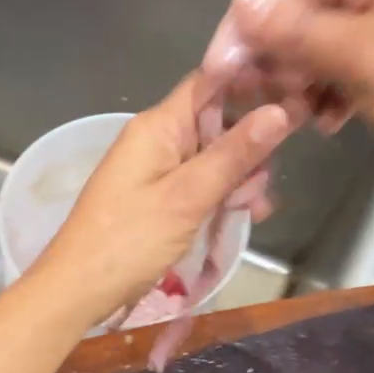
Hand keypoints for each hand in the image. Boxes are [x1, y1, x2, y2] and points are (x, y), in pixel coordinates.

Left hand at [24, 75, 292, 326]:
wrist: (75, 292)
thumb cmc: (126, 243)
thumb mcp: (186, 198)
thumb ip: (234, 154)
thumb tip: (282, 109)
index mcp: (158, 126)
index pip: (213, 80)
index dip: (256, 81)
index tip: (298, 96)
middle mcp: (156, 140)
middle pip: (219, 121)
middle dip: (251, 146)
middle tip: (262, 185)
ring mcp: (154, 171)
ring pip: (213, 157)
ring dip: (239, 178)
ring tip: (252, 210)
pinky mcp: (155, 200)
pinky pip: (197, 185)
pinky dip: (220, 197)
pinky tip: (240, 217)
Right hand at [200, 0, 373, 214]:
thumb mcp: (369, 58)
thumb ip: (301, 30)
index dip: (254, 22)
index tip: (219, 72)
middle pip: (314, 10)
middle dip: (280, 56)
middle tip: (259, 101)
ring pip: (328, 45)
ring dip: (303, 80)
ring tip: (298, 116)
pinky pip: (352, 70)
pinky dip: (331, 95)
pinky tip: (329, 122)